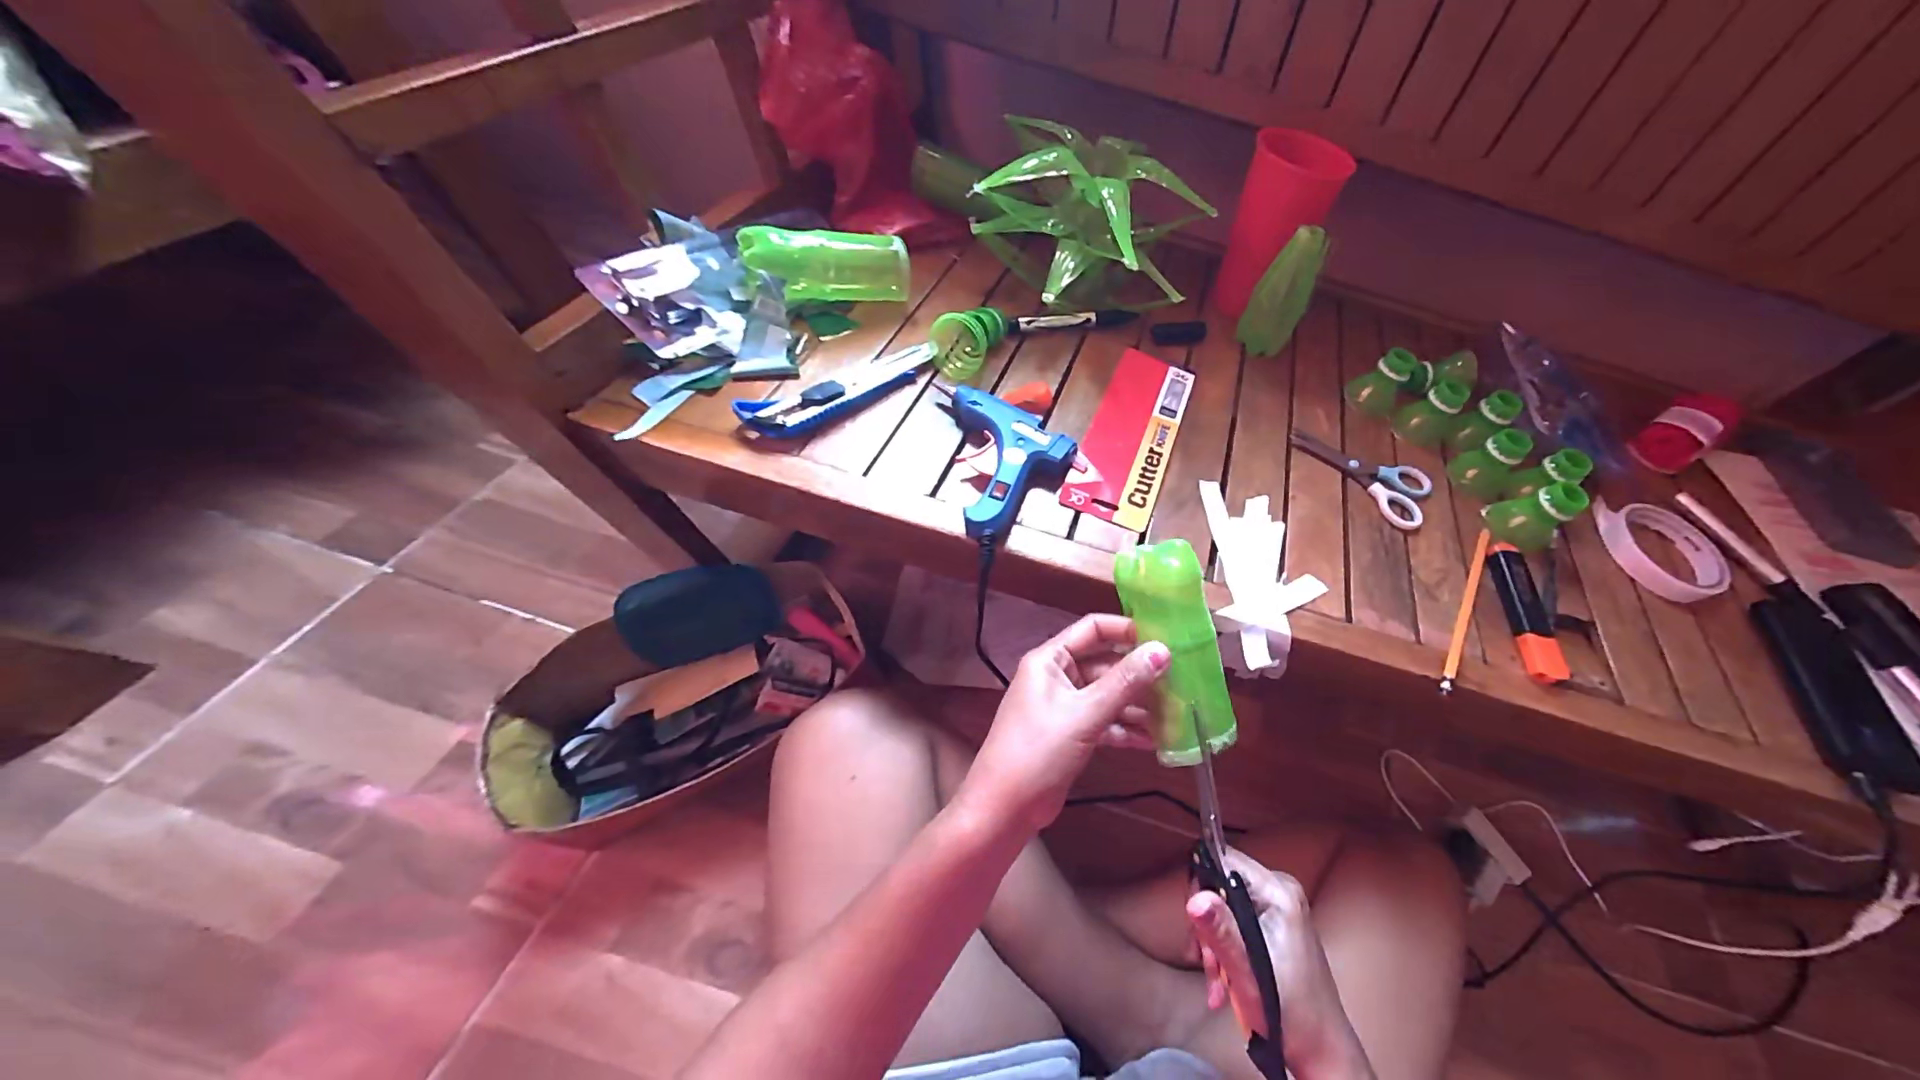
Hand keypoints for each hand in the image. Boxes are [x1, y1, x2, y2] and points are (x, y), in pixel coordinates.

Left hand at [957, 614, 1168, 832]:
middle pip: (1104, 664)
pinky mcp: (1071, 734)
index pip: (1092, 629)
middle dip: (1140, 674)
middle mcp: (1057, 677)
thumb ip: (1124, 682)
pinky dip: (1126, 728)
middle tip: (1180, 682)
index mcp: (1050, 660)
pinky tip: (1155, 740)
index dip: (1127, 630)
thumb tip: (1162, 650)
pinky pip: (1104, 721)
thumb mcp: (1085, 714)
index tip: (1165, 638)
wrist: (1005, 806)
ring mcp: (1064, 707)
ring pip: (1108, 695)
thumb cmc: (1038, 750)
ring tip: (1175, 715)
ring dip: (1138, 705)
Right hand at [1187, 849, 1372, 1077]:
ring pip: (1222, 903)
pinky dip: (1223, 946)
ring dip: (1212, 941)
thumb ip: (1221, 932)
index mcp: (1279, 893)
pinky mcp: (1275, 922)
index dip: (1201, 886)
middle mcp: (1281, 891)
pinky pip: (1233, 918)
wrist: (1322, 1055)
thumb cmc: (1291, 1017)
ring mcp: (1279, 906)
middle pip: (1218, 882)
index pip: (1221, 858)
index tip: (1198, 924)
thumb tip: (1195, 899)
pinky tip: (1223, 977)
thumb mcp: (1247, 974)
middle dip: (1206, 924)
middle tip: (1209, 960)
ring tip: (1217, 977)